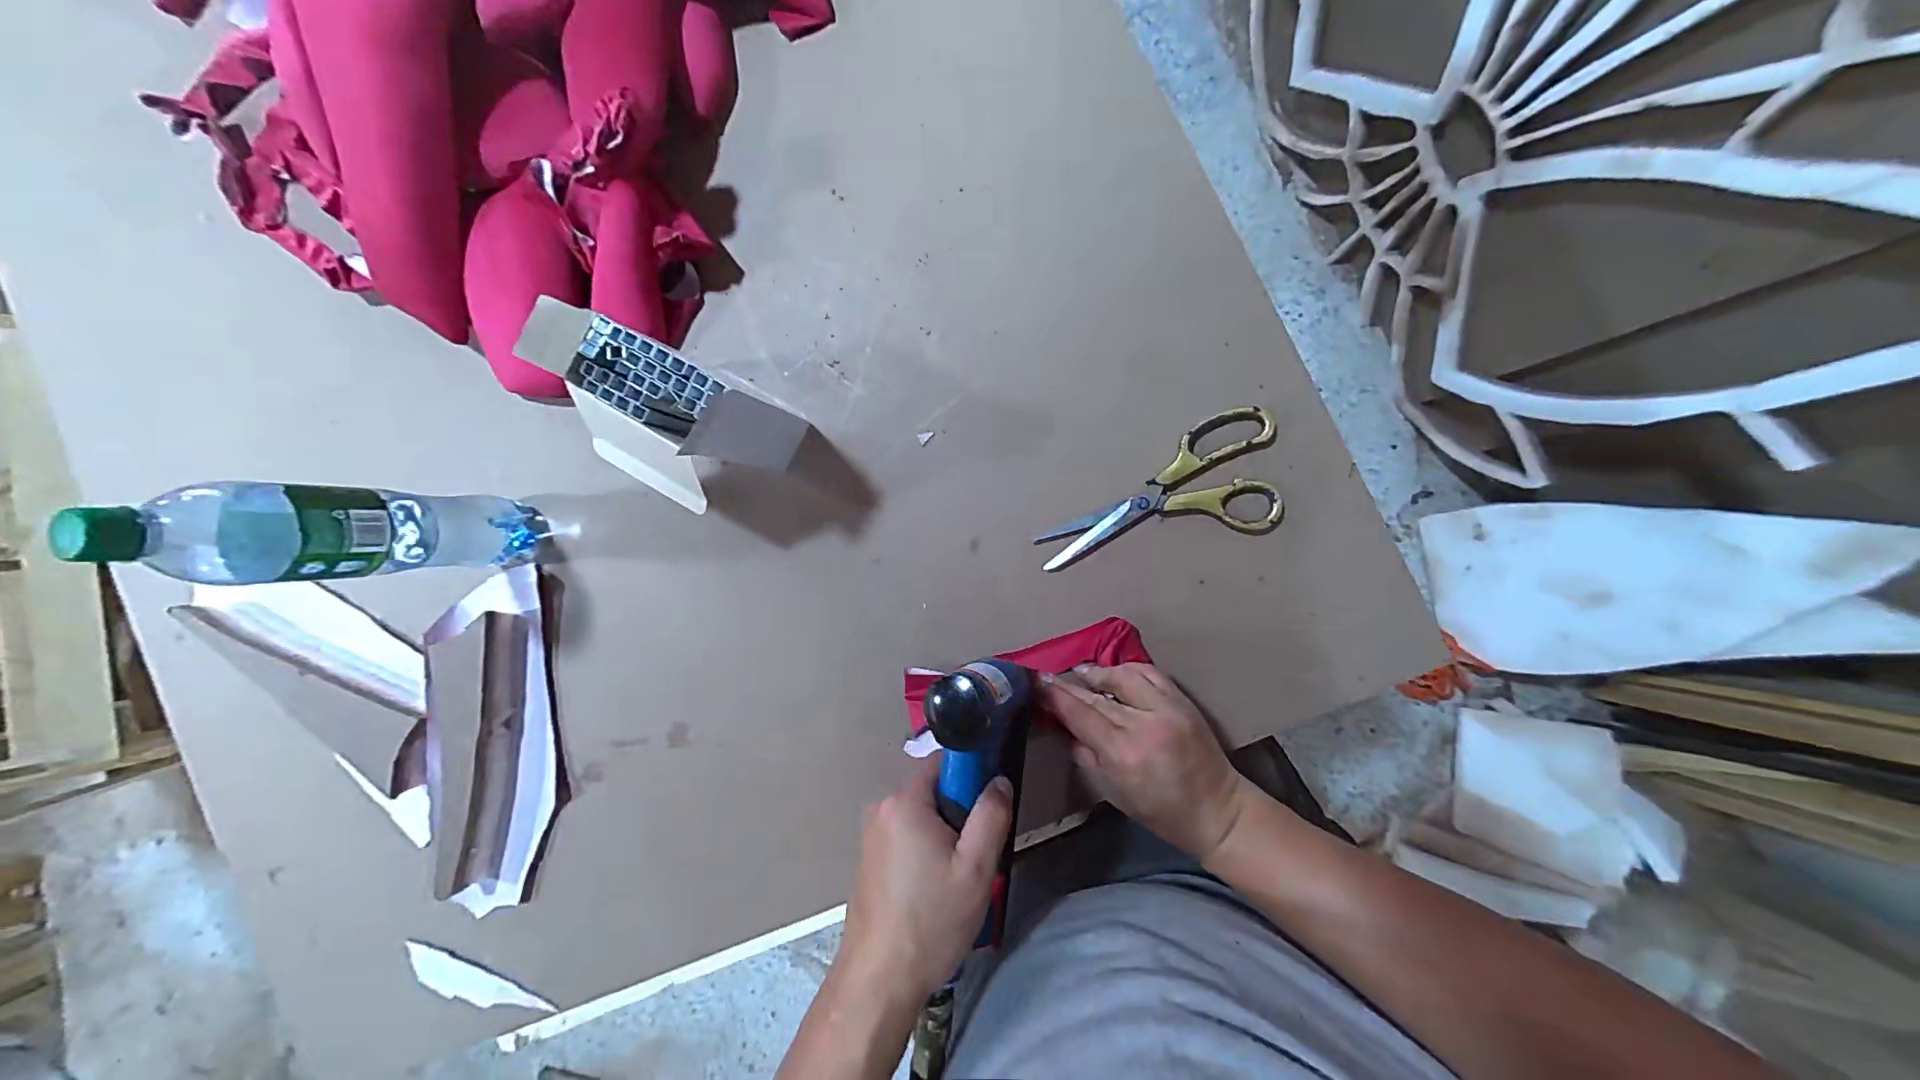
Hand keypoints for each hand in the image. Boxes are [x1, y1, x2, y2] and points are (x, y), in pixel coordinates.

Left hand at [836, 756, 1013, 1002]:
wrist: (879, 979)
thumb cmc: (931, 920)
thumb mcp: (976, 868)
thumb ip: (991, 815)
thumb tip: (998, 781)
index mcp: (904, 801)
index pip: (944, 761)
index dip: (972, 777)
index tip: (989, 807)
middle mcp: (882, 808)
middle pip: (934, 790)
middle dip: (960, 812)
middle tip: (976, 853)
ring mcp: (872, 834)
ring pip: (923, 816)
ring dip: (945, 835)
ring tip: (957, 877)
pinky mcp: (870, 858)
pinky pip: (907, 836)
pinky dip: (926, 850)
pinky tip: (935, 888)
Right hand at [1041, 663, 1254, 860]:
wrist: (1217, 811)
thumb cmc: (1160, 812)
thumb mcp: (1112, 791)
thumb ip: (1085, 754)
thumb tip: (1063, 725)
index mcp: (1122, 752)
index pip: (1078, 713)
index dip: (1053, 695)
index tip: (1034, 682)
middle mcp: (1143, 723)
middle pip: (1095, 695)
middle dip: (1067, 685)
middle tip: (1046, 677)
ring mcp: (1167, 708)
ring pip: (1123, 676)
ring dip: (1097, 673)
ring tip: (1080, 674)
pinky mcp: (1183, 701)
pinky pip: (1150, 673)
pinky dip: (1128, 670)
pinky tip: (1114, 673)